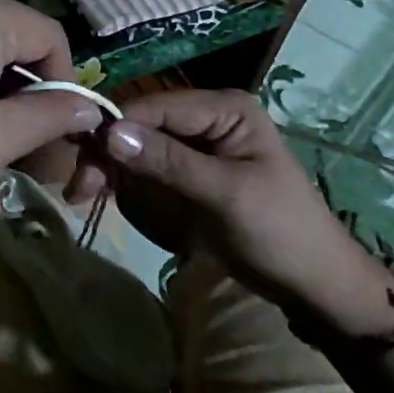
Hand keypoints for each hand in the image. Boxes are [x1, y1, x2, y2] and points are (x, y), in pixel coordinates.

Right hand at [102, 89, 393, 337]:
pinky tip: (100, 195)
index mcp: (224, 108)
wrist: (314, 285)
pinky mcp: (184, 173)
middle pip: (140, 124)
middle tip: (80, 188)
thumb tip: (111, 134)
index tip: (86, 159)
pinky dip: (120, 181)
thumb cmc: (281, 232)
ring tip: (82, 195)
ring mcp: (192, 146)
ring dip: (107, 168)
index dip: (118, 128)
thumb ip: (169, 161)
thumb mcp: (226, 193)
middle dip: (108, 152)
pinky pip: (142, 168)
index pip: (155, 106)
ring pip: (134, 146)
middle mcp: (203, 118)